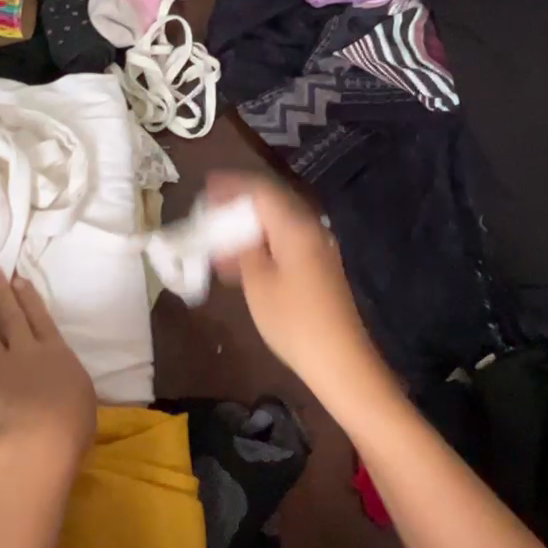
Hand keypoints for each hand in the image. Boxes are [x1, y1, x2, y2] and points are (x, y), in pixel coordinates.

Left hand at [0, 264, 96, 471]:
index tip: (16, 277)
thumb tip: (63, 378)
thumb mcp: (83, 396)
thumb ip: (69, 380)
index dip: (28, 297)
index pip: (40, 317)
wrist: (38, 441)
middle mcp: (26, 352)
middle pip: (10, 316)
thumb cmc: (72, 423)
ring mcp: (0, 369)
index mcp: (56, 352)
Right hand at [208, 172, 388, 404]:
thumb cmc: (293, 321)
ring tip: (221, 241)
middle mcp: (311, 227)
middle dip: (239, 204)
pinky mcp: (321, 266)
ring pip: (279, 222)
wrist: (340, 362)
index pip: (260, 190)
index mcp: (295, 226)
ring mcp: (319, 246)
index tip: (206, 188)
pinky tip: (244, 261)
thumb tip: (235, 228)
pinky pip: (287, 240)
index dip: (231, 186)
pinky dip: (264, 242)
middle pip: (271, 202)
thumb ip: (244, 247)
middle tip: (211, 211)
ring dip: (250, 226)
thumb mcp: (257, 282)